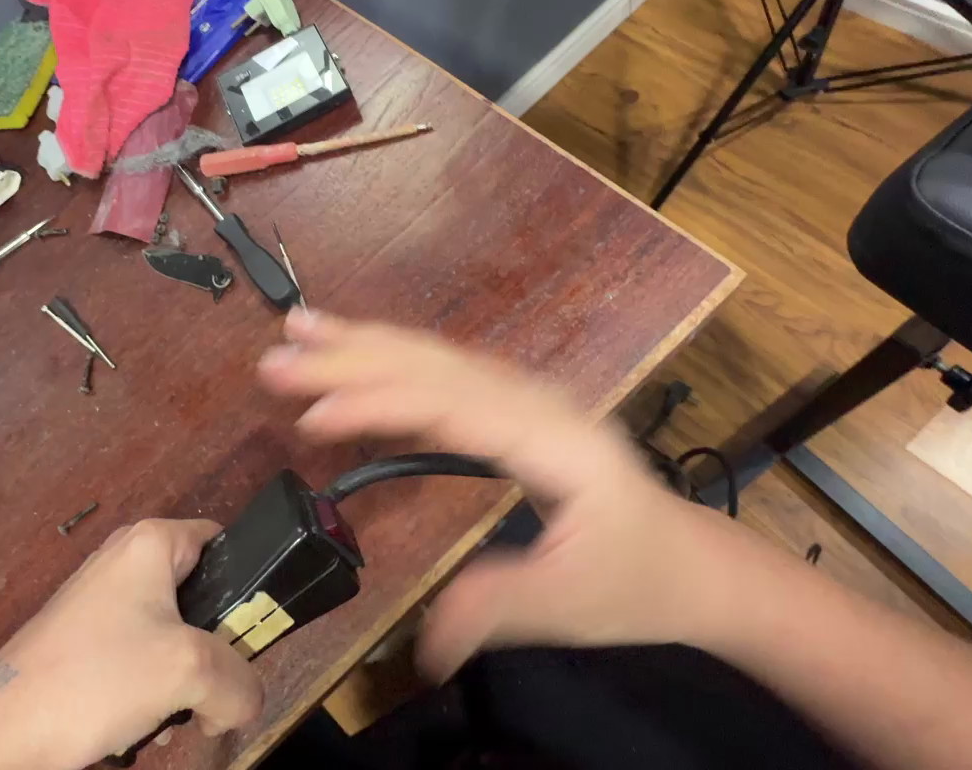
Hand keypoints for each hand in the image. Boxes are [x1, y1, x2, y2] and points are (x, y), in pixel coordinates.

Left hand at [0, 519, 262, 769]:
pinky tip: (137, 731)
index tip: (253, 636)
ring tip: (166, 720)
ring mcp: (102, 603)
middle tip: (209, 691)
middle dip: (211, 654)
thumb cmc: (97, 677)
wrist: (0, 733)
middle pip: (200, 599)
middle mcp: (128, 561)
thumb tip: (243, 701)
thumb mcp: (187, 672)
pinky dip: (148, 696)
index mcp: (152, 542)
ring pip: (172, 640)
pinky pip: (139, 661)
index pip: (224, 543)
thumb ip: (238, 681)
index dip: (247, 586)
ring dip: (179, 686)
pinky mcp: (84, 644)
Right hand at [258, 311, 755, 678]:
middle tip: (277, 357)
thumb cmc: (638, 581)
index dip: (376, 405)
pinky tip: (357, 350)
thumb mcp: (571, 604)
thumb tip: (421, 644)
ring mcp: (524, 394)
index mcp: (553, 440)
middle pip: (432, 365)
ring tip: (302, 327)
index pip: (450, 407)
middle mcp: (534, 400)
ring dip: (363, 341)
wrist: (693, 560)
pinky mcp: (511, 403)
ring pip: (434, 355)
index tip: (311, 417)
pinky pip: (443, 368)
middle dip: (350, 357)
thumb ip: (495, 608)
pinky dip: (390, 354)